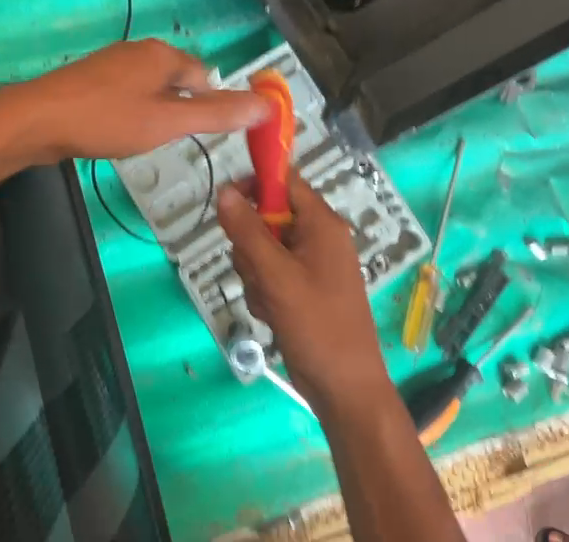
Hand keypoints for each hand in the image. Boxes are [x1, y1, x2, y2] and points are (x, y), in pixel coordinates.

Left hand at [0, 39, 269, 162]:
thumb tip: (266, 105)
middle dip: (180, 110)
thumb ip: (217, 114)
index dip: (211, 106)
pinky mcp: (89, 79)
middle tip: (168, 141)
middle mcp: (139, 50)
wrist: (37, 120)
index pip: (205, 76)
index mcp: (162, 54)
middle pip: (178, 80)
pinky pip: (124, 94)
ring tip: (141, 140)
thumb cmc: (107, 120)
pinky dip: (129, 113)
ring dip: (154, 113)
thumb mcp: (168, 122)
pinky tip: (115, 133)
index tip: (202, 136)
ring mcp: (111, 63)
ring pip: (150, 88)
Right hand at [217, 171, 392, 415]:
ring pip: (263, 248)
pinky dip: (263, 291)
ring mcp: (311, 265)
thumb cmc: (317, 326)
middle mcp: (319, 238)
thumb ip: (247, 231)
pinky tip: (271, 314)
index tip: (228, 204)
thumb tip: (224, 190)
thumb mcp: (276, 276)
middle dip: (251, 243)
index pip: (285, 181)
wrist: (344, 388)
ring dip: (254, 272)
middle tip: (255, 269)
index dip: (255, 185)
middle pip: (267, 216)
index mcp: (322, 224)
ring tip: (268, 300)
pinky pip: (269, 274)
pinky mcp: (303, 289)